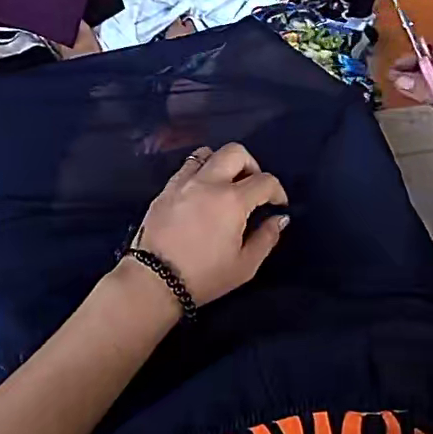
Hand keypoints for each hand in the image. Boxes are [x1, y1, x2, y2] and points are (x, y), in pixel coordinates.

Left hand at [132, 143, 289, 305]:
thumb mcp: (245, 265)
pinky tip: (202, 193)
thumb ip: (267, 238)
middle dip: (252, 166)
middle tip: (253, 188)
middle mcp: (209, 183)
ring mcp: (183, 183)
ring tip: (226, 185)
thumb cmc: (204, 277)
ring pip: (208, 153)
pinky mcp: (165, 190)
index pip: (265, 181)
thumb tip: (279, 219)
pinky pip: (186, 168)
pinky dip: (200, 172)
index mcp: (233, 200)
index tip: (278, 205)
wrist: (153, 281)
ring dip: (223, 163)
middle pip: (236, 152)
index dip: (278, 191)